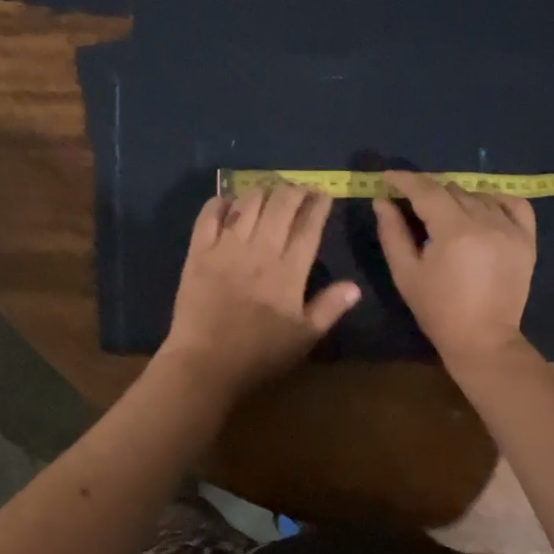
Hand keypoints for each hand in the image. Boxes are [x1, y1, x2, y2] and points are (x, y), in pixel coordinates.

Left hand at [160, 185, 361, 396]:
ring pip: (247, 204)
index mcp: (288, 271)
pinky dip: (220, 202)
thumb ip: (330, 308)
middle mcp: (259, 250)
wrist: (206, 363)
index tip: (324, 193)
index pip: (308, 226)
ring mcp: (226, 248)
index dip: (318, 205)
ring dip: (261, 191)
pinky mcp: (198, 252)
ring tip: (268, 191)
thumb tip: (355, 286)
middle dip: (293, 190)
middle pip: (280, 206)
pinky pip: (209, 216)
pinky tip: (228, 200)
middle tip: (298, 190)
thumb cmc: (259, 354)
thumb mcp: (304, 338)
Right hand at [373, 170, 537, 360]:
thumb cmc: (437, 309)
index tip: (388, 177)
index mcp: (453, 231)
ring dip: (457, 198)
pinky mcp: (527, 240)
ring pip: (478, 195)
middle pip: (451, 190)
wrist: (483, 339)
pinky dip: (495, 200)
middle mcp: (485, 222)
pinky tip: (482, 209)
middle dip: (427, 192)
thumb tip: (382, 200)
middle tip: (412, 204)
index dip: (404, 180)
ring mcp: (510, 229)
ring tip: (445, 215)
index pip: (426, 190)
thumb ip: (392, 232)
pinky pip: (514, 204)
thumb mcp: (405, 272)